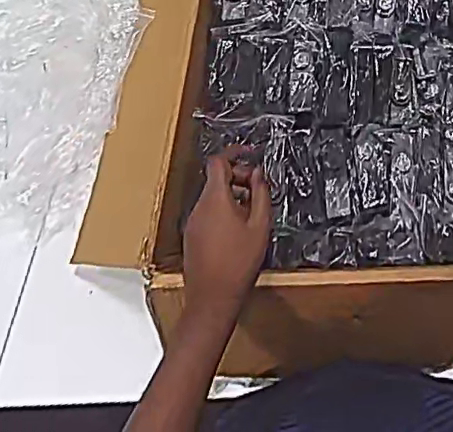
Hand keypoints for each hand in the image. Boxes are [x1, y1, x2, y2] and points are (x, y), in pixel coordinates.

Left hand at [182, 150, 270, 312]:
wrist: (212, 301)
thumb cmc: (238, 263)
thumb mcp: (260, 224)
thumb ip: (261, 193)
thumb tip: (257, 174)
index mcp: (214, 200)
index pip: (218, 162)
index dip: (235, 152)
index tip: (250, 153)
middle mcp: (199, 208)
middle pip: (216, 178)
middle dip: (238, 176)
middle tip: (257, 188)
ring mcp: (193, 223)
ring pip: (212, 195)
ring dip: (232, 194)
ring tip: (252, 210)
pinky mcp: (192, 236)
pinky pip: (207, 211)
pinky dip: (223, 208)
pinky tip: (239, 226)